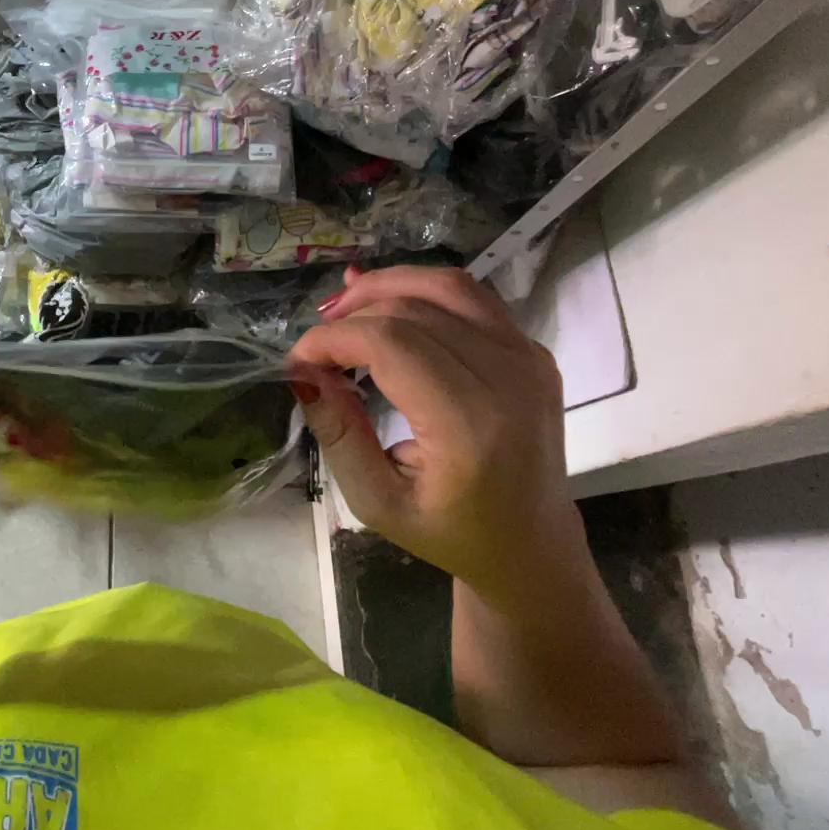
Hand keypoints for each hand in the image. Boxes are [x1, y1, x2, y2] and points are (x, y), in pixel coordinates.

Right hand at [288, 267, 582, 597]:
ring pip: (445, 285)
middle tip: (315, 348)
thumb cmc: (450, 533)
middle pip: (412, 308)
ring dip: (384, 287)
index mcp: (472, 426)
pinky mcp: (531, 350)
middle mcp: (509, 379)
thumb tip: (304, 372)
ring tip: (341, 311)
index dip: (334, 339)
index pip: (392, 344)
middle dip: (350, 316)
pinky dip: (418, 288)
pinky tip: (380, 298)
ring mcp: (528, 357)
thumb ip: (338, 433)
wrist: (531, 544)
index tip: (298, 361)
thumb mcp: (376, 501)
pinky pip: (469, 297)